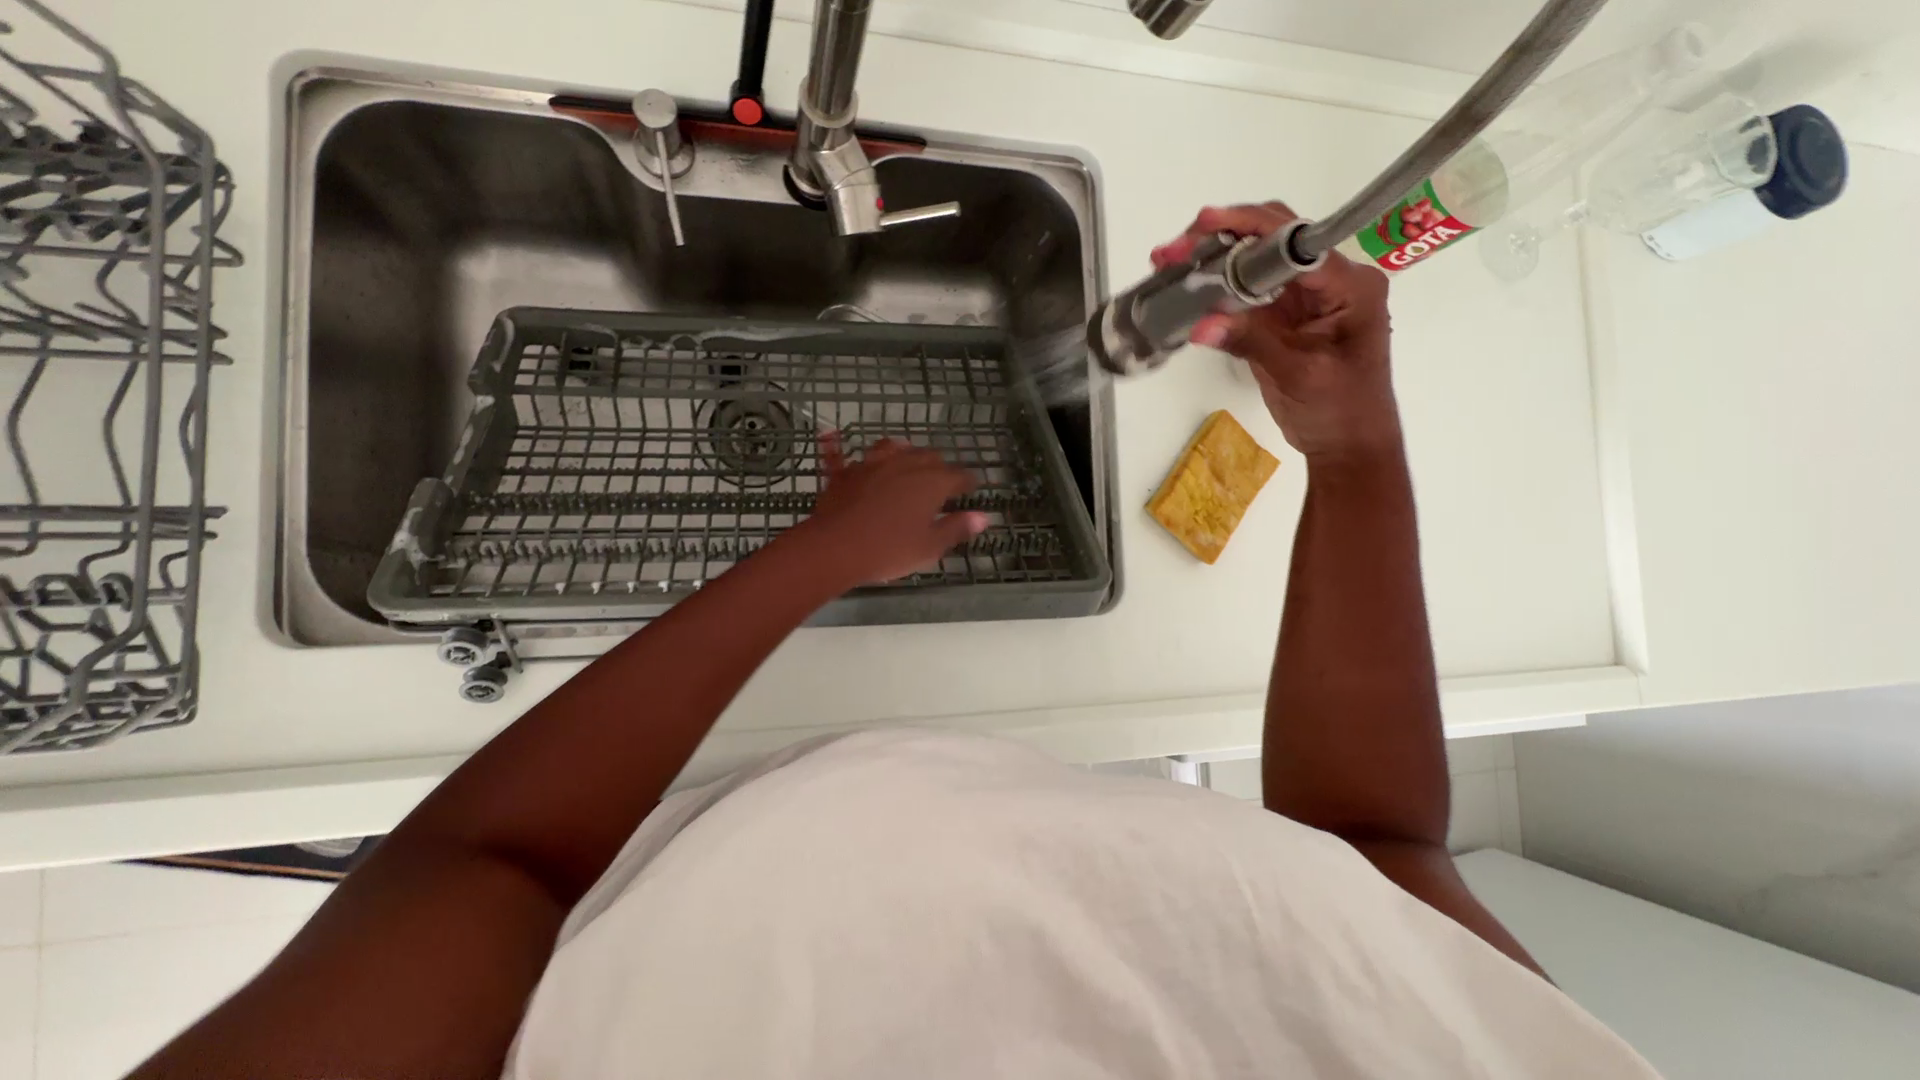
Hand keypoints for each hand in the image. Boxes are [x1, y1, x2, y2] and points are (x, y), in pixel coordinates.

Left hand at [801, 433, 988, 585]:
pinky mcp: (844, 473)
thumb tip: (983, 517)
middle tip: (942, 481)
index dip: (967, 483)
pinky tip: (830, 434)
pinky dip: (837, 446)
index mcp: (932, 482)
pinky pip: (839, 455)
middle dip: (939, 467)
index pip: (958, 476)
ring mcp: (871, 464)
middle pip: (928, 457)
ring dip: (903, 452)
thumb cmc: (890, 549)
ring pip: (892, 448)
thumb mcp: (930, 546)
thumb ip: (956, 528)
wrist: (836, 547)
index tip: (971, 489)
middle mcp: (904, 464)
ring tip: (906, 458)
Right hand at [1152, 202, 1401, 463]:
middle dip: (1222, 238)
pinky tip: (1185, 286)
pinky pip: (1247, 291)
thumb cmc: (1341, 411)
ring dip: (1213, 260)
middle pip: (1272, 240)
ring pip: (1255, 262)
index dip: (1249, 226)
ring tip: (1169, 262)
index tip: (1205, 223)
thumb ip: (1252, 342)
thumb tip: (1200, 324)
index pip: (1296, 241)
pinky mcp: (1283, 316)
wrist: (1349, 447)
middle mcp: (1328, 280)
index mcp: (1348, 285)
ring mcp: (1304, 297)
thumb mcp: (1298, 374)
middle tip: (1174, 249)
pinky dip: (1216, 287)